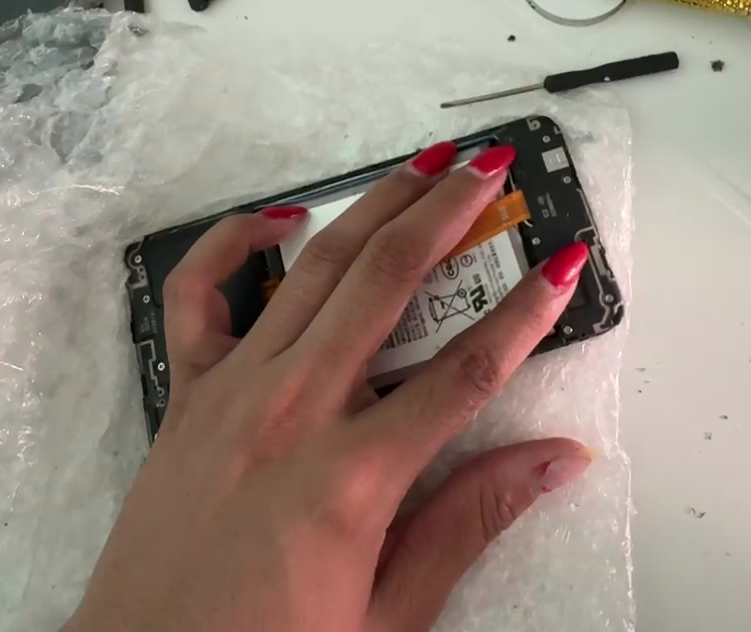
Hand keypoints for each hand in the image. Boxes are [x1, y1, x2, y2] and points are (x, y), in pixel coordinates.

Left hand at [65, 141, 595, 631]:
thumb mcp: (388, 614)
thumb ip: (470, 520)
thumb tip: (559, 458)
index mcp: (351, 478)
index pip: (466, 373)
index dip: (526, 313)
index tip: (563, 262)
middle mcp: (292, 410)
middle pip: (387, 281)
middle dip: (447, 212)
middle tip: (487, 166)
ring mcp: (234, 387)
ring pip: (317, 268)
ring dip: (374, 206)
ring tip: (422, 163)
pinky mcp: (188, 388)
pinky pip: (200, 292)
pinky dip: (233, 241)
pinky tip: (280, 220)